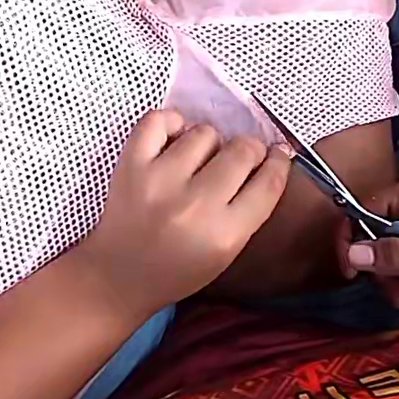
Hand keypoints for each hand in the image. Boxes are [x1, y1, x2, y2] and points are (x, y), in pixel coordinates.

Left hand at [66, 110, 291, 316]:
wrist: (119, 277)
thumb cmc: (181, 268)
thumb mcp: (228, 250)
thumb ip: (251, 208)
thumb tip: (272, 158)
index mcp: (225, 234)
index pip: (269, 182)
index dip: (279, 162)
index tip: (278, 155)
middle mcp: (195, 205)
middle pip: (242, 151)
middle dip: (250, 150)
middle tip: (240, 159)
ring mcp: (160, 182)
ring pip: (205, 133)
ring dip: (211, 142)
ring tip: (202, 159)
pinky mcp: (130, 166)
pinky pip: (158, 121)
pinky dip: (172, 123)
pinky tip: (176, 139)